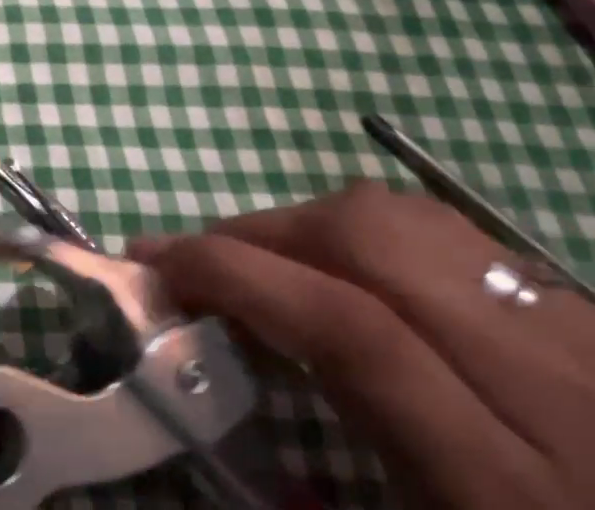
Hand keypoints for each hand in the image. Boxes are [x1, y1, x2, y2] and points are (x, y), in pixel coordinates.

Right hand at [129, 182, 593, 509]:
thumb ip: (306, 485)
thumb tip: (189, 384)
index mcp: (500, 482)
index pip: (349, 332)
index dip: (231, 275)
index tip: (153, 266)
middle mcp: (557, 392)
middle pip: (377, 244)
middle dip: (258, 231)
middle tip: (199, 259)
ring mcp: (587, 340)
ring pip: (418, 222)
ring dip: (310, 221)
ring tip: (265, 259)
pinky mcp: (594, 318)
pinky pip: (459, 236)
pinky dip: (375, 233)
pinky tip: (349, 271)